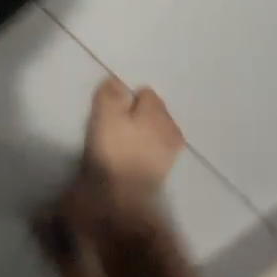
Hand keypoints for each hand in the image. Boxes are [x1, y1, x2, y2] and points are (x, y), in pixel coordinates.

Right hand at [82, 78, 184, 207]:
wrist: (126, 194)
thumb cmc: (115, 148)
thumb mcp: (105, 114)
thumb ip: (111, 94)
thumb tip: (118, 82)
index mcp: (158, 112)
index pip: (146, 93)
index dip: (128, 96)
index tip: (113, 106)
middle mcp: (171, 128)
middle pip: (155, 111)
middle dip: (139, 112)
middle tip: (117, 120)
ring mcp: (171, 151)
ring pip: (157, 130)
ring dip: (144, 130)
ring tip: (123, 136)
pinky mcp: (165, 170)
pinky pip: (155, 148)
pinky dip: (145, 146)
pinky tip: (132, 152)